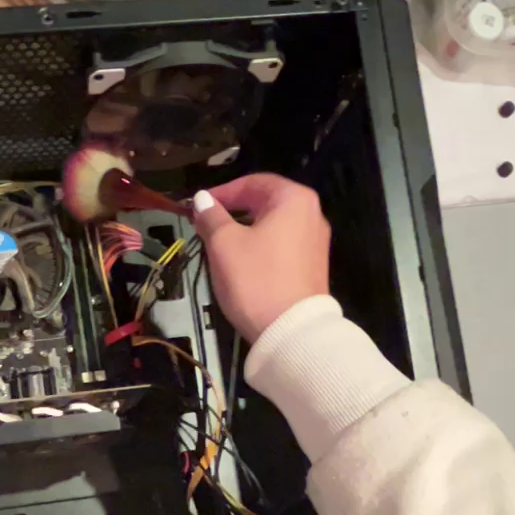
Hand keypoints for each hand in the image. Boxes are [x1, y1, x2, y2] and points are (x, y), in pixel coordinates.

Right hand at [190, 173, 331, 340]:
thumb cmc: (255, 281)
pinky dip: (261, 249)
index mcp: (294, 199)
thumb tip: (202, 199)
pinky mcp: (313, 268)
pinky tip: (244, 266)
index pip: (253, 182)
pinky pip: (282, 248)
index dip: (222, 192)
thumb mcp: (224, 245)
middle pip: (266, 204)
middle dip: (234, 213)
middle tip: (208, 227)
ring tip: (222, 248)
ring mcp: (316, 243)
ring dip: (246, 232)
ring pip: (274, 227)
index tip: (199, 207)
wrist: (290, 331)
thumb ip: (211, 217)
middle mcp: (312, 214)